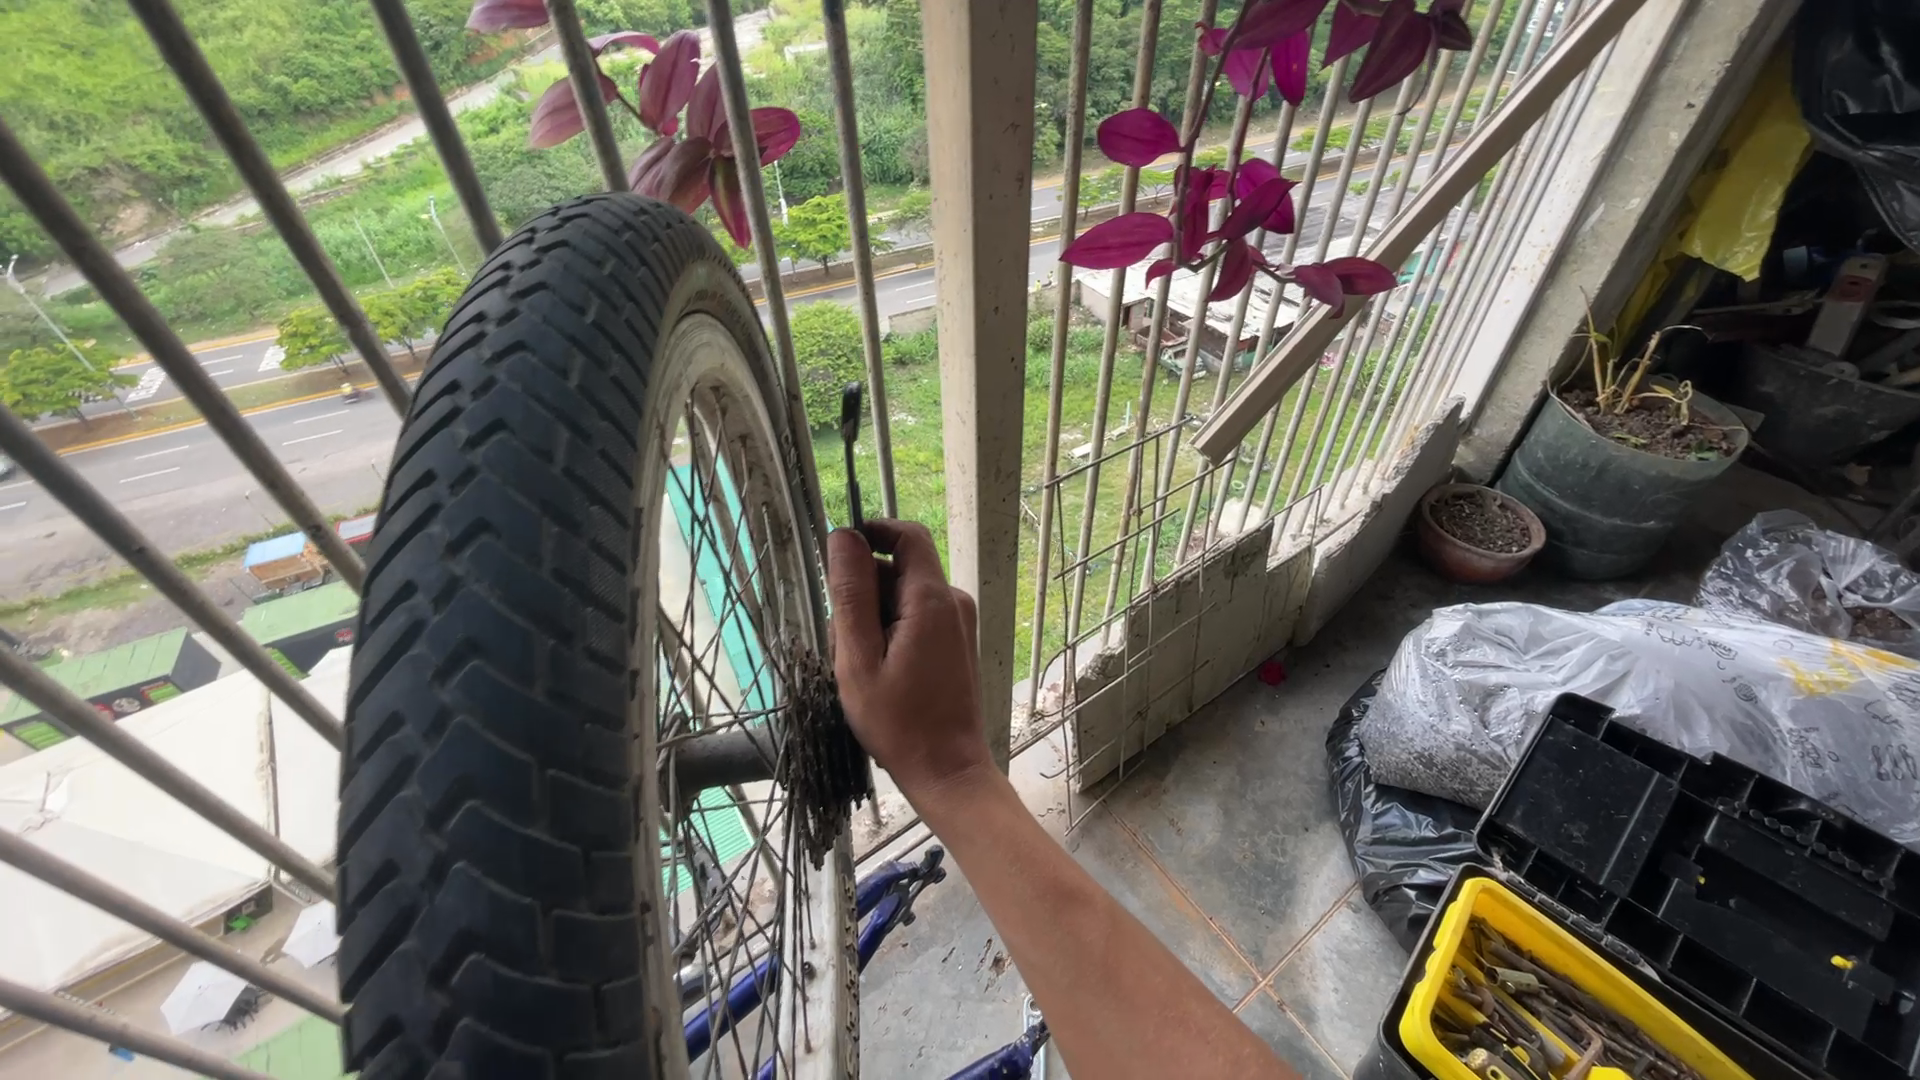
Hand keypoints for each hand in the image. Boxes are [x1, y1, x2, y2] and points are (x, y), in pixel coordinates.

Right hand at [827, 520, 991, 800]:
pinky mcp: (956, 643)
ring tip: (858, 665)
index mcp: (932, 599)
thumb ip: (851, 593)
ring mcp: (958, 624)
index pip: (907, 535)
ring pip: (904, 597)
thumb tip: (843, 536)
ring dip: (874, 618)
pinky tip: (878, 672)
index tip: (838, 554)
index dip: (873, 532)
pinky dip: (891, 633)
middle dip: (864, 591)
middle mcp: (952, 602)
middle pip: (900, 570)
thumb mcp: (859, 658)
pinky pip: (917, 618)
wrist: (948, 771)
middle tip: (841, 639)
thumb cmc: (898, 722)